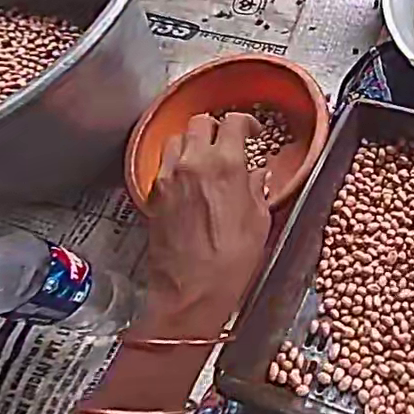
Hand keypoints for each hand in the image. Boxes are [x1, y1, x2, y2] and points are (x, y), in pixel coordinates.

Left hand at [140, 112, 271, 337]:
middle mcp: (193, 163)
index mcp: (225, 165)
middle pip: (200, 123)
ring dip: (193, 142)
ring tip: (205, 159)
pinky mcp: (154, 194)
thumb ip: (256, 189)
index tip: (251, 132)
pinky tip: (189, 181)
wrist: (191, 291)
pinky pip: (164, 165)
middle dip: (217, 128)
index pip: (233, 122)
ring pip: (177, 139)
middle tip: (228, 143)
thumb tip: (255, 175)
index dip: (246, 123)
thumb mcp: (259, 221)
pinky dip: (177, 164)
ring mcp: (169, 177)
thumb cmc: (230, 262)